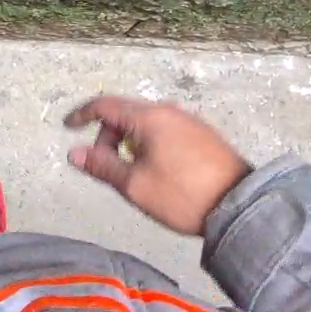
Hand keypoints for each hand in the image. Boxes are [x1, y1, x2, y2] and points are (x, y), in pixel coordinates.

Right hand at [65, 96, 251, 235]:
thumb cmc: (182, 195)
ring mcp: (188, 121)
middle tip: (106, 166)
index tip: (68, 127)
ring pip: (146, 123)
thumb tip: (74, 153)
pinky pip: (164, 130)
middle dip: (107, 136)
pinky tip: (156, 169)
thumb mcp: (135, 185)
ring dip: (129, 142)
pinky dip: (148, 143)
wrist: (242, 206)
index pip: (105, 105)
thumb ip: (102, 166)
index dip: (82, 114)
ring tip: (131, 172)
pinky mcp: (203, 135)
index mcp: (148, 117)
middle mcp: (168, 111)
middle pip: (125, 113)